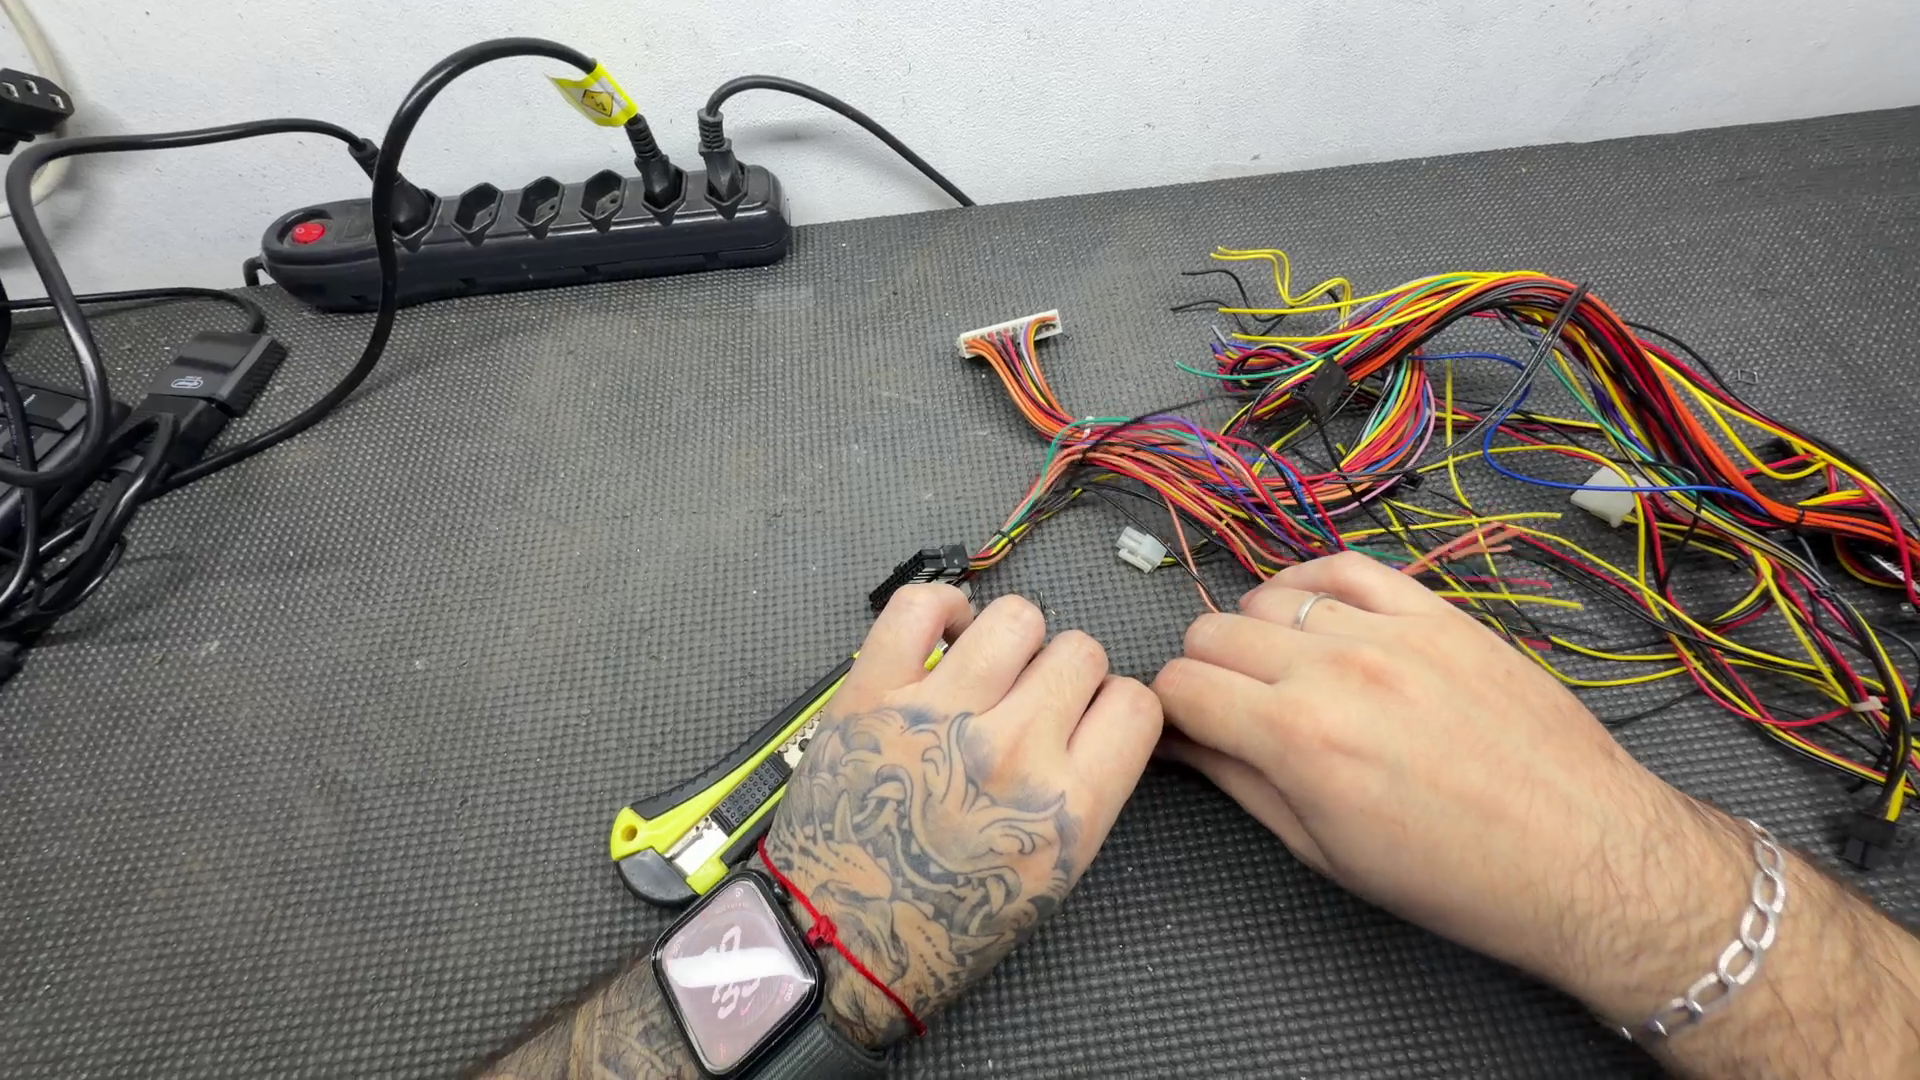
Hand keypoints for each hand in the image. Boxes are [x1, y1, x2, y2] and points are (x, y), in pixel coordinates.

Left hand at [764, 585, 1161, 1047]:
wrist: (837, 941)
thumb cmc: (944, 921)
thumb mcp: (1052, 877)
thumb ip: (1088, 789)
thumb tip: (1097, 713)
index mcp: (1066, 808)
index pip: (1136, 704)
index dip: (1115, 703)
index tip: (1089, 712)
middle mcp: (1011, 751)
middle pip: (1080, 652)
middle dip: (1065, 672)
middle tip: (1030, 699)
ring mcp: (940, 714)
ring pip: (1017, 618)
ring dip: (1013, 638)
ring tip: (988, 668)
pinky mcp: (874, 691)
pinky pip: (922, 605)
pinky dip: (941, 605)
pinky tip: (945, 632)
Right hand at [1150, 551, 1758, 1022]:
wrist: (1594, 864)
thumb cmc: (1450, 877)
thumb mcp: (1319, 849)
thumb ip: (1232, 779)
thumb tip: (1176, 740)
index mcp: (1297, 739)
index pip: (1179, 684)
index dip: (1170, 707)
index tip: (1187, 722)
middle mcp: (1333, 671)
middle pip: (1209, 631)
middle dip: (1204, 669)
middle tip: (1235, 703)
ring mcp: (1388, 632)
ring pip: (1264, 597)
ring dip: (1256, 633)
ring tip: (1286, 669)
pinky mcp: (1435, 612)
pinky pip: (1340, 566)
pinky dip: (1308, 585)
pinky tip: (1313, 616)